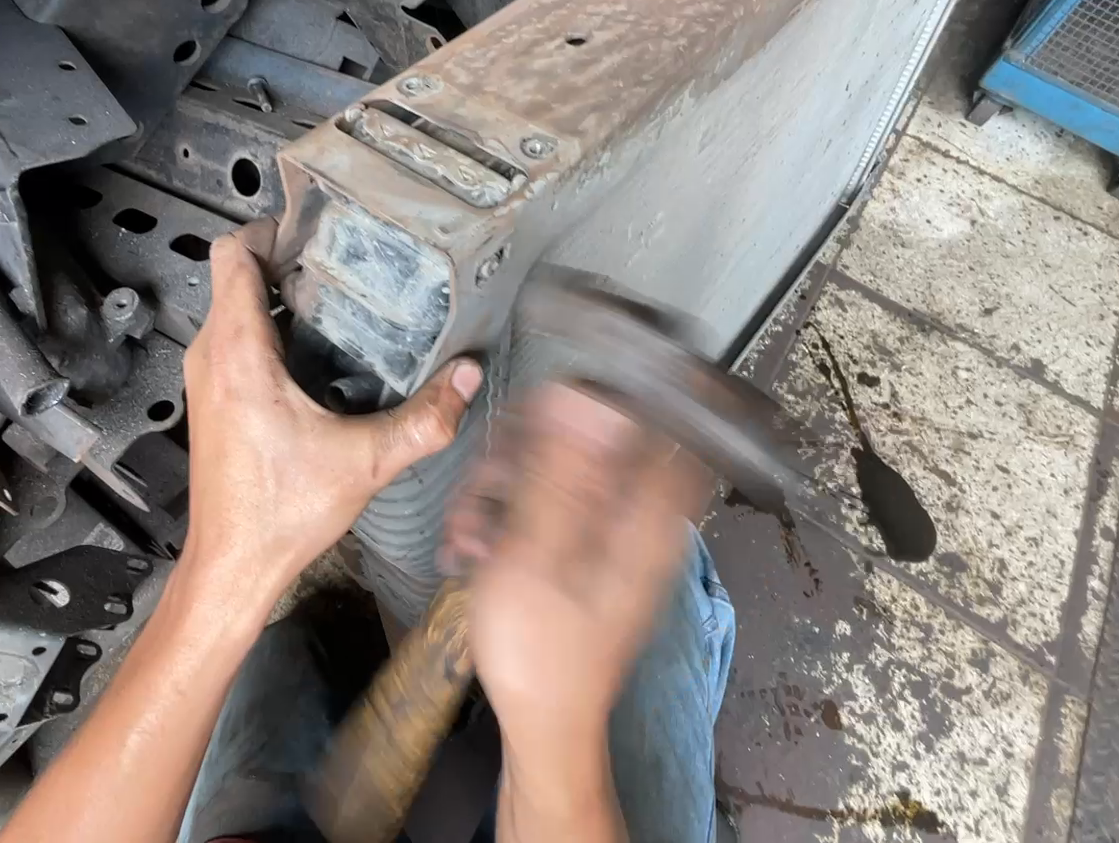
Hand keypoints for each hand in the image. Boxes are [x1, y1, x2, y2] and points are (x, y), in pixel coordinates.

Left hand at [181, 221, 483, 599]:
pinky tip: (315, 345)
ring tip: (334, 294)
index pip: (233, 255)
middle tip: (340, 257)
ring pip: (232, 304)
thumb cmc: (279, 514)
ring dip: (275, 290)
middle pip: (234, 273)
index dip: (269, 229)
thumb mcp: (365, 463)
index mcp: (239, 355)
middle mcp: (212, 357)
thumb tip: (466, 378)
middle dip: (284, 256)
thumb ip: (424, 421)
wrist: (233, 564)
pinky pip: (232, 334)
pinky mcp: (213, 397)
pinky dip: (266, 323)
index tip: (313, 226)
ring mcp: (208, 377)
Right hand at [446, 384, 708, 747]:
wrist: (541, 721)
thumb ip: (559, 471)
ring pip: (557, 468)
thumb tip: (583, 396)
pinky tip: (476, 546)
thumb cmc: (540, 650)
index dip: (595, 399)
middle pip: (587, 439)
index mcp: (646, 512)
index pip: (652, 418)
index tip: (537, 415)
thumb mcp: (539, 552)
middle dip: (522, 456)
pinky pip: (549, 502)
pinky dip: (508, 515)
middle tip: (481, 492)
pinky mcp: (585, 546)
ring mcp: (612, 530)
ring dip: (501, 490)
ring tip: (466, 535)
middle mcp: (638, 513)